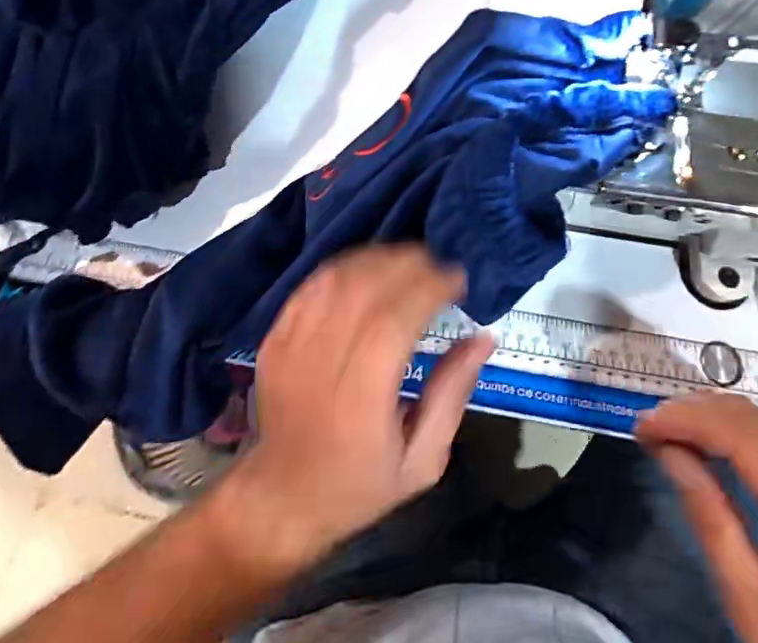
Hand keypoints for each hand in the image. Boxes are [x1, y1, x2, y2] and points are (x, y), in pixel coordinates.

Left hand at [207, 245, 494, 579]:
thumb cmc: (358, 485)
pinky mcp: (275, 337)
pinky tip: (372, 271)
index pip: (393, 322)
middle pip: (364, 289)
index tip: (458, 280)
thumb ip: (452, 395)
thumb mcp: (422, 461)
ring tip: (411, 263)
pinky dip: (347, 268)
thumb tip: (482, 339)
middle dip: (408, 265)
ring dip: (379, 259)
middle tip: (439, 267)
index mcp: (359, 399)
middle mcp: (320, 363)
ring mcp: (290, 346)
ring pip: (337, 278)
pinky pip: (313, 285)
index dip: (428, 289)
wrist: (280, 497)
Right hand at [637, 393, 757, 642]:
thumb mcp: (750, 602)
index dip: (691, 420)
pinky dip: (737, 434)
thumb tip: (668, 451)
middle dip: (698, 412)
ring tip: (668, 428)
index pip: (748, 440)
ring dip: (716, 418)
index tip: (644, 424)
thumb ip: (710, 519)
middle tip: (649, 423)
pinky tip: (707, 443)